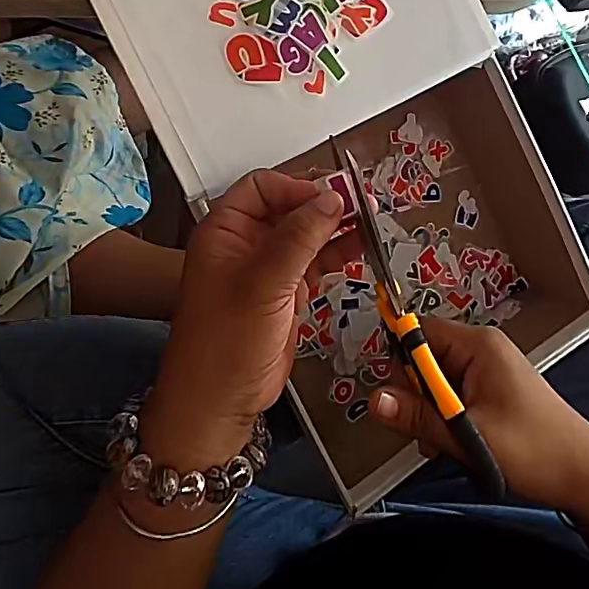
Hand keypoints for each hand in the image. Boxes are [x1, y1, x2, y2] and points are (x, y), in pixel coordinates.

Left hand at [144, 171, 344, 466]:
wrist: (220, 401)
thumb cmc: (224, 344)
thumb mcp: (262, 283)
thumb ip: (299, 237)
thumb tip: (332, 199)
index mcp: (226, 230)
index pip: (264, 187)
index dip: (298, 187)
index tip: (330, 197)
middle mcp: (247, 243)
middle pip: (290, 207)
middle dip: (324, 203)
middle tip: (359, 201)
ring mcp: (269, 266)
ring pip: (308, 233)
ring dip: (338, 225)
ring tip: (369, 218)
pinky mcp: (288, 290)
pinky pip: (317, 260)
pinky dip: (339, 252)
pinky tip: (361, 245)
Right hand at [367, 317, 588, 524]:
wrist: (584, 474)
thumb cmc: (535, 449)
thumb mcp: (469, 435)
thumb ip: (419, 416)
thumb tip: (376, 399)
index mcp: (479, 345)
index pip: (421, 331)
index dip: (401, 359)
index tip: (395, 393)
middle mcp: (483, 349)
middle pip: (426, 357)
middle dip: (418, 395)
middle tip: (427, 429)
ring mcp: (489, 369)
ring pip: (438, 381)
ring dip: (433, 412)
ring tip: (448, 443)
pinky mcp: (493, 388)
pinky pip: (455, 394)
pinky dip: (449, 417)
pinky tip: (458, 443)